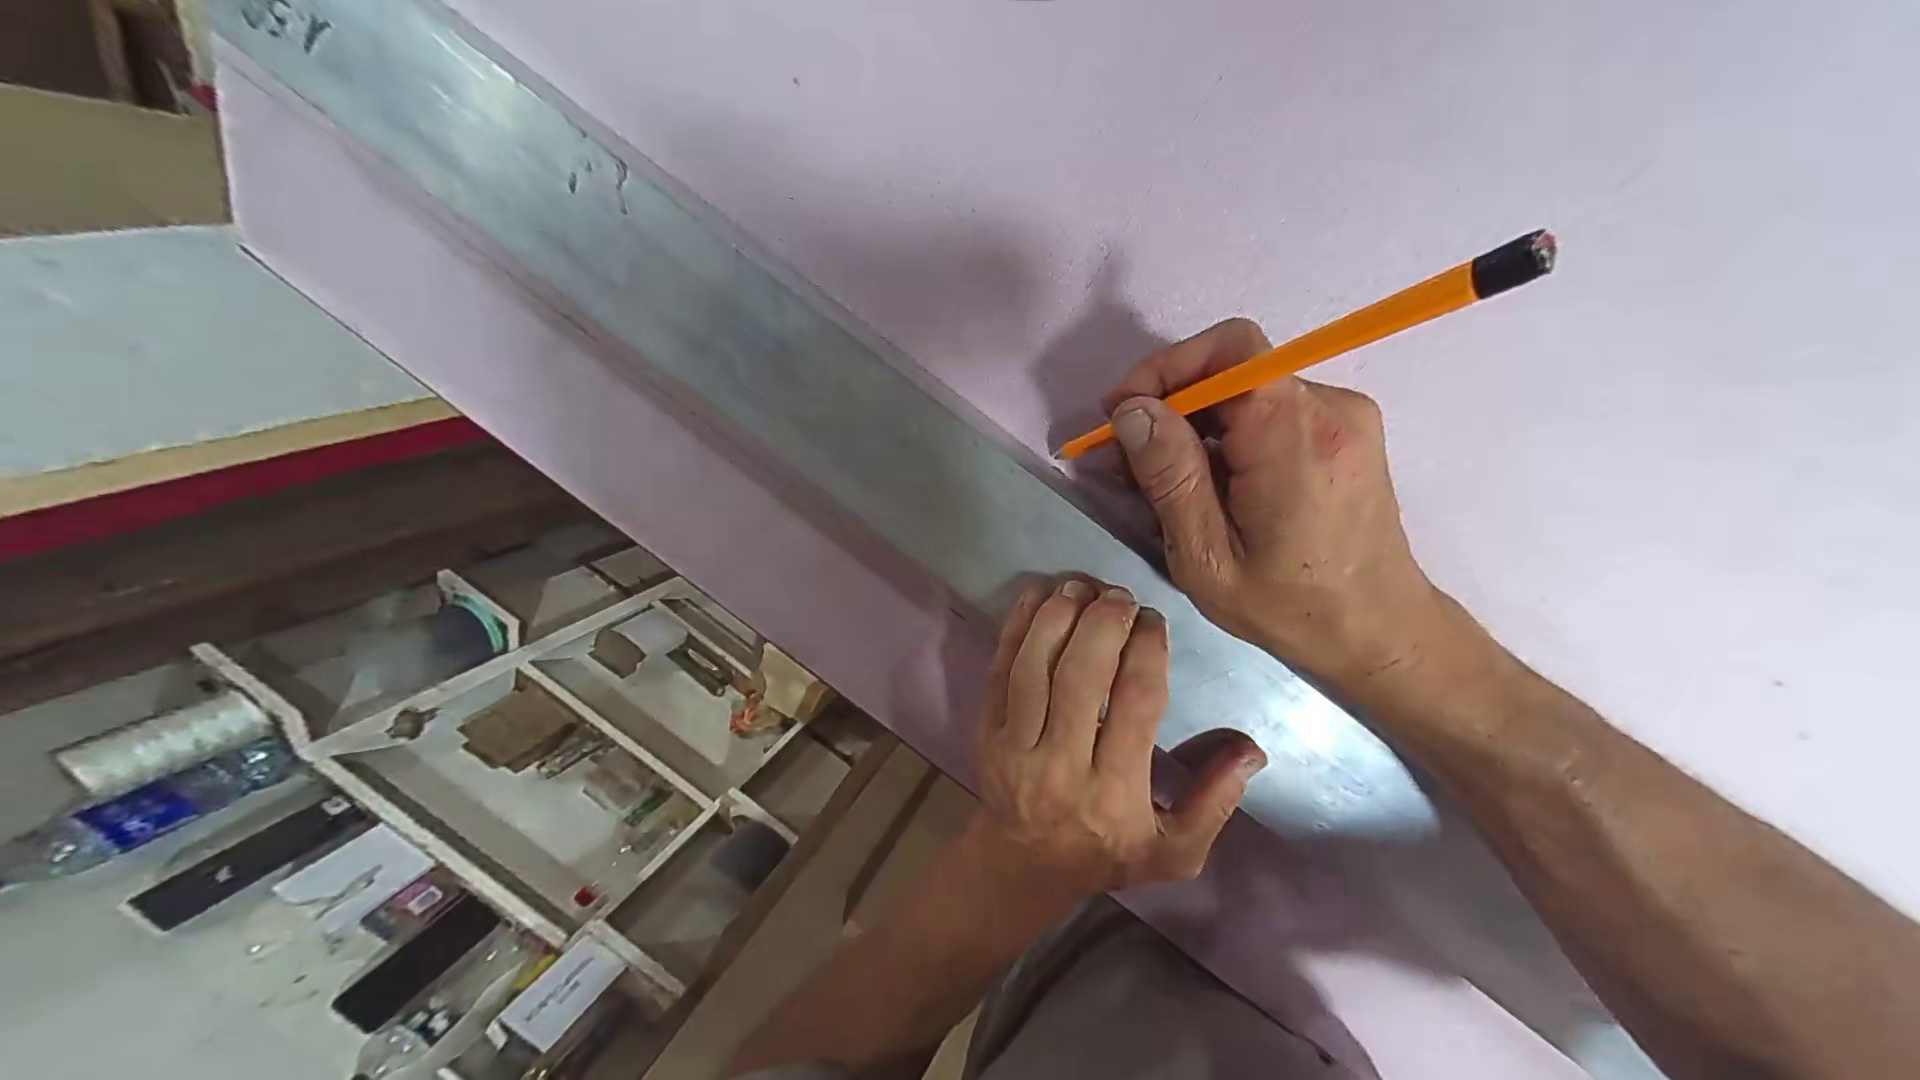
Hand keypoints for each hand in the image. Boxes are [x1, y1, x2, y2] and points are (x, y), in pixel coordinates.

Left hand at [971, 576, 1265, 898]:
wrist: (1024, 865)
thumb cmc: (1107, 853)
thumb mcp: (1174, 850)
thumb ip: (1214, 801)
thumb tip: (1252, 749)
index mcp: (1114, 793)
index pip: (1134, 704)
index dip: (1147, 651)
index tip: (1153, 620)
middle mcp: (1061, 766)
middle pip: (1081, 677)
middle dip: (1102, 623)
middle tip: (1119, 595)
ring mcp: (1015, 747)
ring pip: (1034, 667)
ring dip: (1057, 618)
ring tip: (1080, 588)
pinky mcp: (985, 732)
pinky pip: (999, 671)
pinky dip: (1016, 629)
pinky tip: (1038, 597)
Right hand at [1102, 318, 1451, 692]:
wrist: (1380, 630)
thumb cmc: (1288, 605)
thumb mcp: (1206, 555)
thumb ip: (1169, 476)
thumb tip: (1133, 411)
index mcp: (1292, 434)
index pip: (1227, 350)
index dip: (1164, 368)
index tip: (1120, 412)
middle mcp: (1327, 408)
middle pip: (1231, 370)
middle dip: (1168, 404)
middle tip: (1126, 457)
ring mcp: (1343, 417)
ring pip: (1246, 393)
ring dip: (1193, 424)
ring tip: (1159, 479)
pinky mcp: (1344, 432)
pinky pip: (1269, 412)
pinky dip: (1225, 436)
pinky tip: (1205, 484)